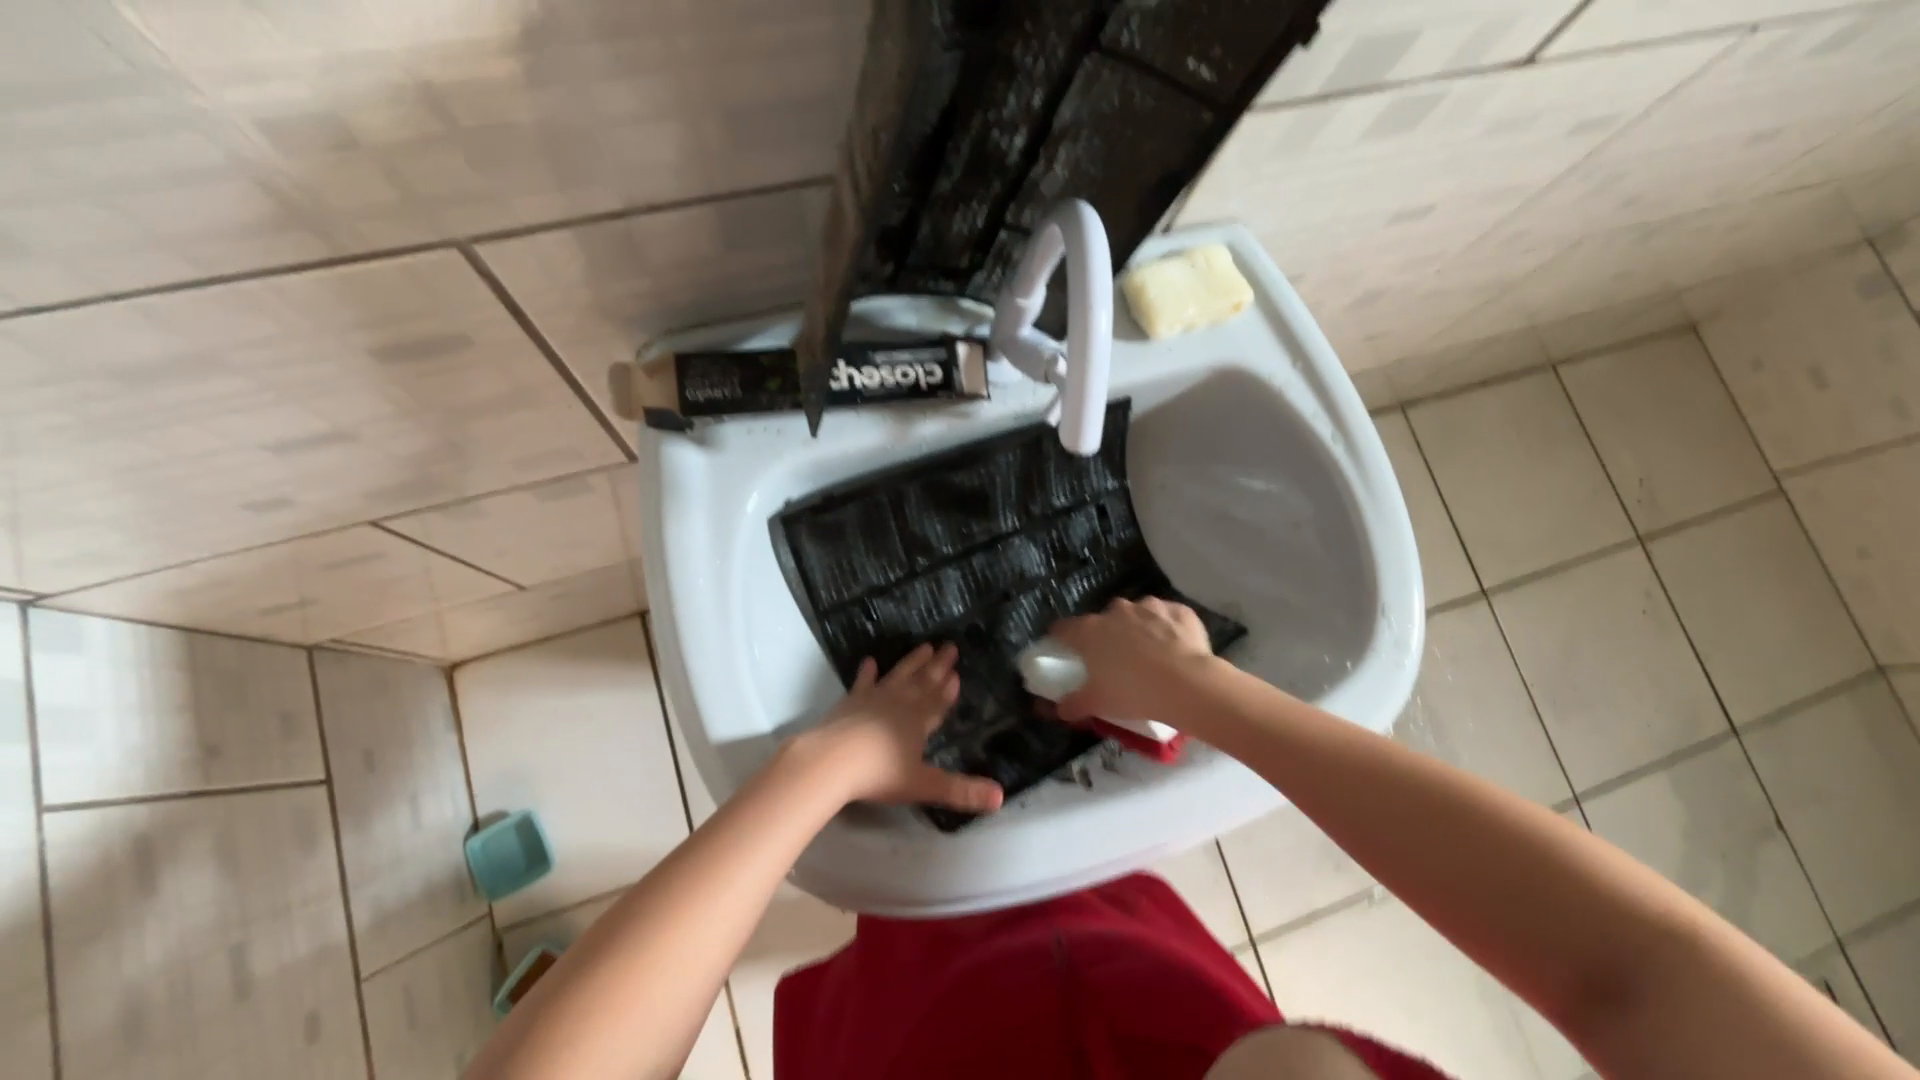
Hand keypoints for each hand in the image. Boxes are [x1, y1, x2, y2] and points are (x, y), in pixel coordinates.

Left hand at [798, 644, 1003, 813]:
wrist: (831, 762)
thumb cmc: (879, 774)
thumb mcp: (924, 785)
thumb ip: (961, 791)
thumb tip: (1001, 797)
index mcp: (918, 722)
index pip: (938, 702)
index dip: (948, 689)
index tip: (957, 672)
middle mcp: (899, 704)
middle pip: (922, 683)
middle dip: (937, 666)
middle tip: (949, 646)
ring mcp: (872, 700)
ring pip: (898, 676)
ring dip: (911, 663)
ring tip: (923, 647)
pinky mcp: (849, 703)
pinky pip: (862, 683)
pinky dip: (866, 673)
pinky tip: (869, 662)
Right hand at [1049, 597, 1215, 723]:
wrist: (1188, 684)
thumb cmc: (1134, 693)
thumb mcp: (1098, 704)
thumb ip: (1073, 705)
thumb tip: (1060, 709)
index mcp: (1090, 631)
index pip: (1063, 628)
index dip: (1061, 639)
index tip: (1065, 651)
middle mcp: (1116, 611)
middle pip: (1103, 620)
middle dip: (1105, 636)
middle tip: (1113, 661)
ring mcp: (1149, 606)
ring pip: (1136, 614)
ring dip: (1137, 629)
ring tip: (1148, 655)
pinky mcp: (1178, 610)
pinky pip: (1167, 616)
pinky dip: (1167, 628)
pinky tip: (1175, 648)